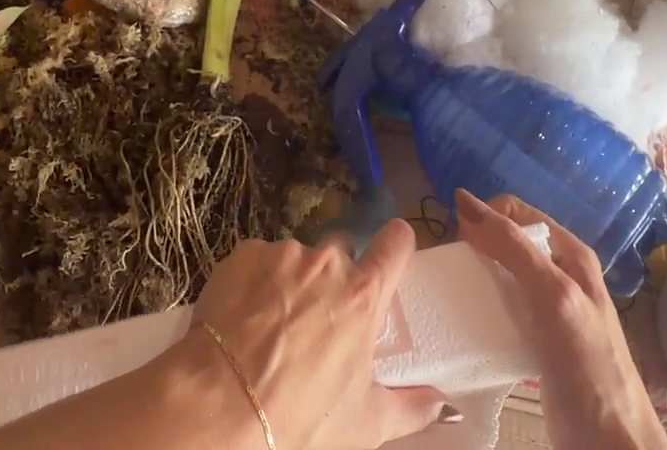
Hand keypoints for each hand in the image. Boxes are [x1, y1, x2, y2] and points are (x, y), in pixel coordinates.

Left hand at [187, 218, 454, 448]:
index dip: (396, 243)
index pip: (395, 244)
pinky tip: (245, 315)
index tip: (393, 247)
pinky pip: (260, 259)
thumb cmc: (301, 415)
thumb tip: (445, 403)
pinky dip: (256, 279)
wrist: (221, 401)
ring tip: (274, 323)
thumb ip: (412, 407)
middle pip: (341, 250)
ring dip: (292, 279)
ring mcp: (282, 253)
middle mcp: (326, 263)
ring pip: (297, 257)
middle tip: (320, 315)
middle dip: (336, 274)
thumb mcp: (365, 423)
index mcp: (363, 294)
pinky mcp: (244, 253)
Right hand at [455, 191, 666, 449]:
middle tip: (453, 265)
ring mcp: (549, 306)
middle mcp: (561, 273)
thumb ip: (515, 248)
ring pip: (502, 271)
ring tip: (454, 288)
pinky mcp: (536, 336)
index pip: (516, 212)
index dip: (485, 216)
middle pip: (508, 239)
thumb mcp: (552, 295)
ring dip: (476, 272)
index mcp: (571, 254)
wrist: (608, 441)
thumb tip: (465, 201)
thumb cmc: (586, 363)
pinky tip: (468, 316)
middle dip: (476, 242)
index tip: (458, 240)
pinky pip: (502, 304)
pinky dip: (482, 302)